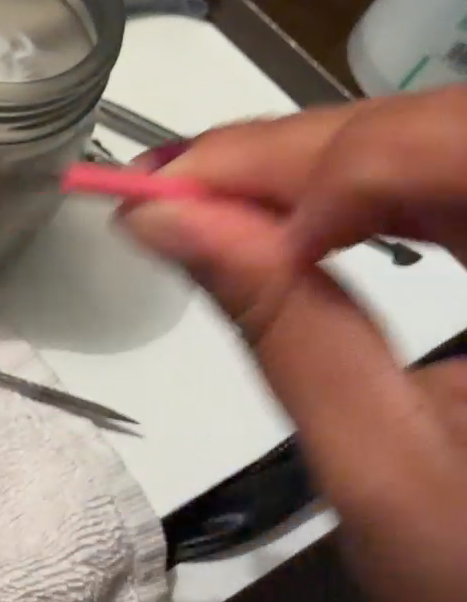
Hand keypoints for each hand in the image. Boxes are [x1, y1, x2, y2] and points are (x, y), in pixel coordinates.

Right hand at [120, 86, 466, 601]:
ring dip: (305, 161)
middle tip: (165, 189)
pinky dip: (343, 183)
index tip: (197, 209)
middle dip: (292, 152)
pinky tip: (273, 209)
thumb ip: (286, 331)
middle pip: (448, 130)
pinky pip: (442, 176)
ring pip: (441, 138)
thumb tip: (161, 219)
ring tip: (195, 196)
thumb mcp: (383, 471)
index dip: (330, 165)